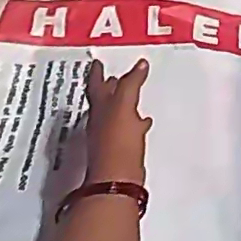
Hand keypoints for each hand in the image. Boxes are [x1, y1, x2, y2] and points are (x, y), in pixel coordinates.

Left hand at [84, 58, 150, 183]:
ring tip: (135, 93)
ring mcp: (110, 135)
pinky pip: (128, 127)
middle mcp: (101, 120)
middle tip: (116, 74)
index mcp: (100, 107)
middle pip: (104, 98)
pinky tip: (144, 121)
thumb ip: (131, 84)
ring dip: (124, 102)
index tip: (97, 62)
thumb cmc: (117, 141)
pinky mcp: (122, 148)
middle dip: (110, 86)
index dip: (96, 72)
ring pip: (116, 112)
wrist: (118, 179)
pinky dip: (135, 121)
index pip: (96, 84)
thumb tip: (140, 64)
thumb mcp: (124, 106)